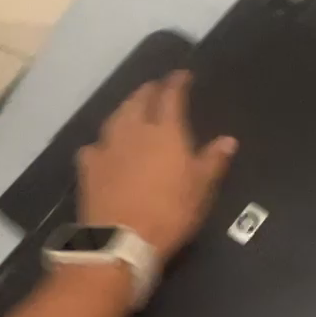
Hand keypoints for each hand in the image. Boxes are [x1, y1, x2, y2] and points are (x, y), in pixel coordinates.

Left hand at [78, 70, 237, 261]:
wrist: (120, 241)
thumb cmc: (169, 213)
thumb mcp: (201, 189)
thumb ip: (213, 161)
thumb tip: (228, 140)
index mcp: (165, 131)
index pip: (171, 95)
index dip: (177, 82)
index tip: (183, 75)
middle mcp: (133, 130)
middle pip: (139, 99)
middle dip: (149, 90)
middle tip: (157, 88)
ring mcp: (106, 146)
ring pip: (116, 116)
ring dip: (126, 108)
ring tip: (133, 110)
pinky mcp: (87, 166)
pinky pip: (95, 145)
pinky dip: (103, 143)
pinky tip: (105, 149)